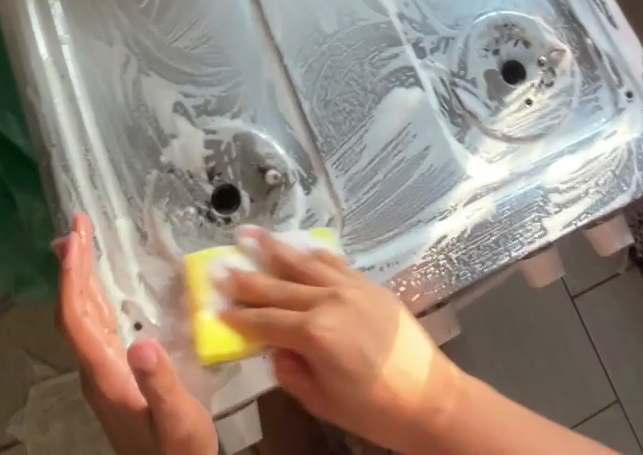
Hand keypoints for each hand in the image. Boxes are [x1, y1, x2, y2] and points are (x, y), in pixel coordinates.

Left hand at [56, 213, 217, 454]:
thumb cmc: (178, 454)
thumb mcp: (178, 420)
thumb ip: (159, 383)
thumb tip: (142, 341)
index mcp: (104, 374)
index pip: (77, 316)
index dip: (73, 276)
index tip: (76, 238)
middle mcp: (96, 368)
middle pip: (74, 309)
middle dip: (74, 265)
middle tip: (77, 224)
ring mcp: (104, 372)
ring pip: (83, 315)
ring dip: (80, 276)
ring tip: (80, 242)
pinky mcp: (116, 373)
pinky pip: (97, 323)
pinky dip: (95, 294)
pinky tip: (103, 284)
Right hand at [219, 227, 469, 451]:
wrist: (428, 396)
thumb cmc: (374, 409)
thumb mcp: (322, 400)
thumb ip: (292, 371)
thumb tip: (276, 348)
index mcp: (314, 333)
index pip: (265, 322)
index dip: (238, 316)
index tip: (214, 305)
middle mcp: (329, 301)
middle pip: (278, 286)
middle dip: (245, 276)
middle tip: (218, 263)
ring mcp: (350, 286)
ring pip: (304, 262)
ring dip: (274, 247)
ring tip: (249, 233)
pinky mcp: (368, 283)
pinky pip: (334, 262)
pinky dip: (313, 252)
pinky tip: (299, 244)